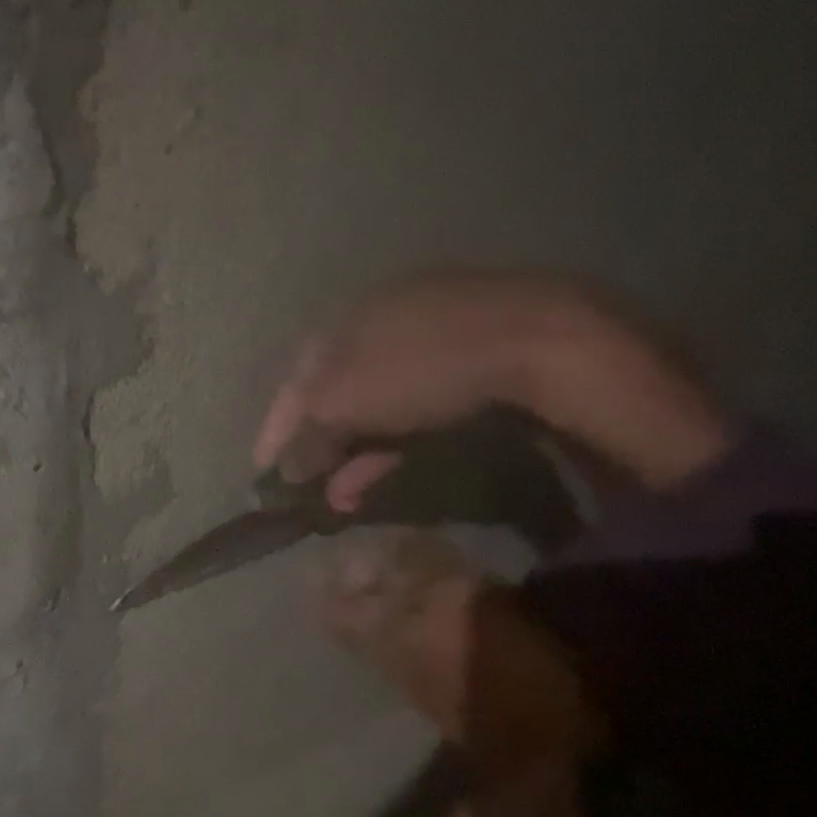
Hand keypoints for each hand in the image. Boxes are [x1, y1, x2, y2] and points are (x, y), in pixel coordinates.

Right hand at [254, 271, 735, 509]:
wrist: (553, 344)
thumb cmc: (424, 367)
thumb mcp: (342, 403)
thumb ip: (305, 438)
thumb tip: (286, 471)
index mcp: (345, 319)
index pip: (292, 383)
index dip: (274, 431)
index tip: (263, 473)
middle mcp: (383, 322)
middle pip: (335, 395)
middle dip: (319, 448)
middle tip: (312, 493)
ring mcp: (437, 338)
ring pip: (379, 406)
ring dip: (358, 454)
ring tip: (349, 497)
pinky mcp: (482, 360)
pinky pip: (421, 408)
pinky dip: (400, 441)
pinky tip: (395, 468)